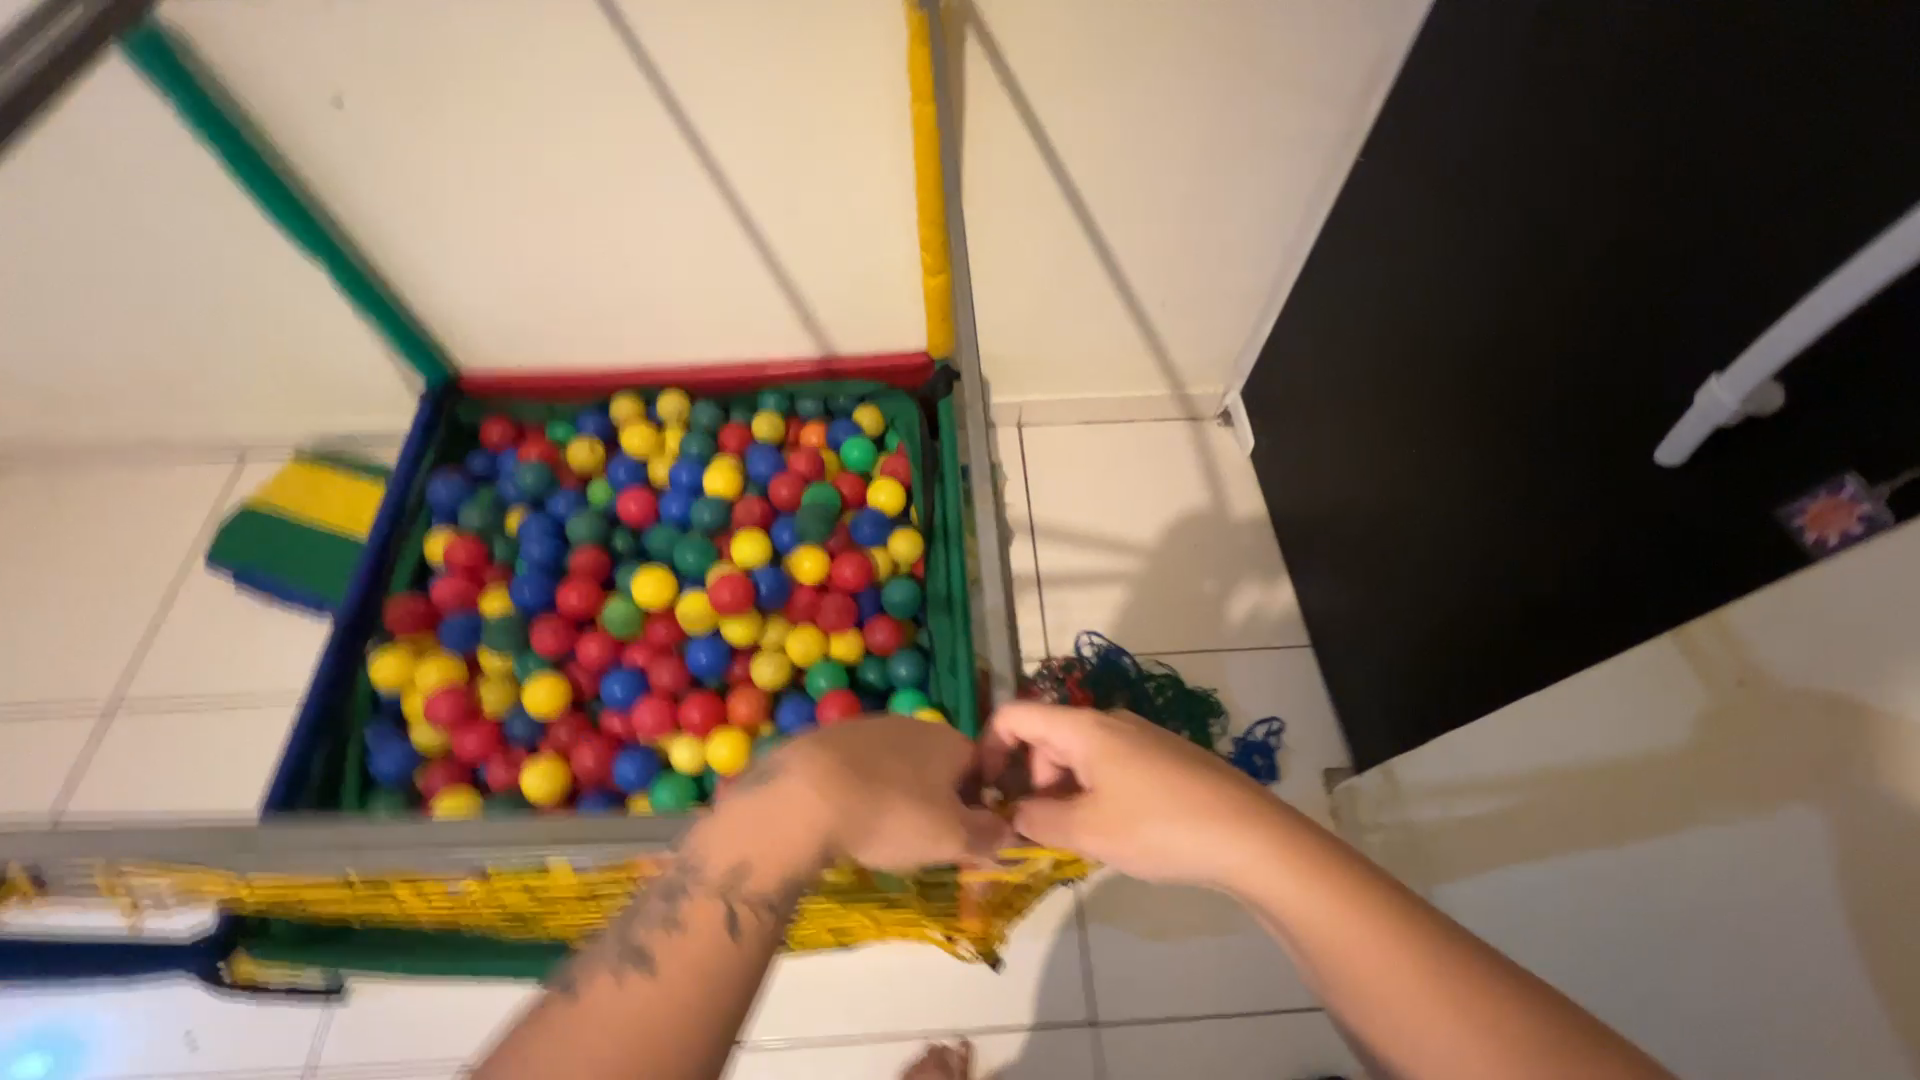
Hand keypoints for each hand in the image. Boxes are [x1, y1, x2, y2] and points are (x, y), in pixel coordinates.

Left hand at [748, 715, 1014, 872]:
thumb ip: (987, 835)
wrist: (804, 796)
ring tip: (879, 832)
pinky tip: (844, 817)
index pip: (981, 768)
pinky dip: (858, 790)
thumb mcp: (952, 838)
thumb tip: (1007, 831)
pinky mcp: (826, 739)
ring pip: (896, 764)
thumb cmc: (892, 815)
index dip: (978, 804)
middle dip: (935, 798)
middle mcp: (912, 724)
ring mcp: (866, 726)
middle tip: (922, 840)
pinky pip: (856, 768)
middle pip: (937, 764)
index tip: (964, 837)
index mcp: (950, 741)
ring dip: (896, 793)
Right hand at [980, 703, 1278, 888]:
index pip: (1016, 715)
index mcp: (1083, 728)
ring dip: (1065, 793)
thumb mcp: (1087, 830)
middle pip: (1048, 739)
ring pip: (1081, 757)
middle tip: (1039, 830)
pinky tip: (1119, 833)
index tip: (983, 791)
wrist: (1250, 835)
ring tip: (1081, 839)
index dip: (989, 747)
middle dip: (1032, 782)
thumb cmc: (1158, 827)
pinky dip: (1096, 794)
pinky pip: (1111, 768)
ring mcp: (1142, 738)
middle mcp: (1110, 722)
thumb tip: (1014, 814)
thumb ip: (1037, 820)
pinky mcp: (1166, 759)